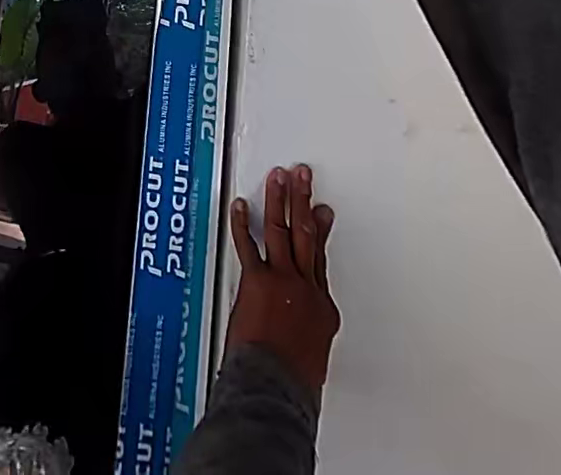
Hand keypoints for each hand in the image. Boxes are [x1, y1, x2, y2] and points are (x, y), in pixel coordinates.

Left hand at [225, 164, 340, 394]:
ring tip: (278, 177)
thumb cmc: (294, 377)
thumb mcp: (314, 351)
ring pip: (281, 231)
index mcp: (321, 305)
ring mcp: (280, 280)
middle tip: (303, 175)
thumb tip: (297, 325)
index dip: (320, 229)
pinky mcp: (257, 280)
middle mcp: (304, 286)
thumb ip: (306, 327)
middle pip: (306, 234)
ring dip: (279, 200)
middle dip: (303, 201)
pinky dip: (241, 223)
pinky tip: (239, 204)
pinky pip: (247, 245)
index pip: (320, 257)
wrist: (277, 385)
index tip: (320, 209)